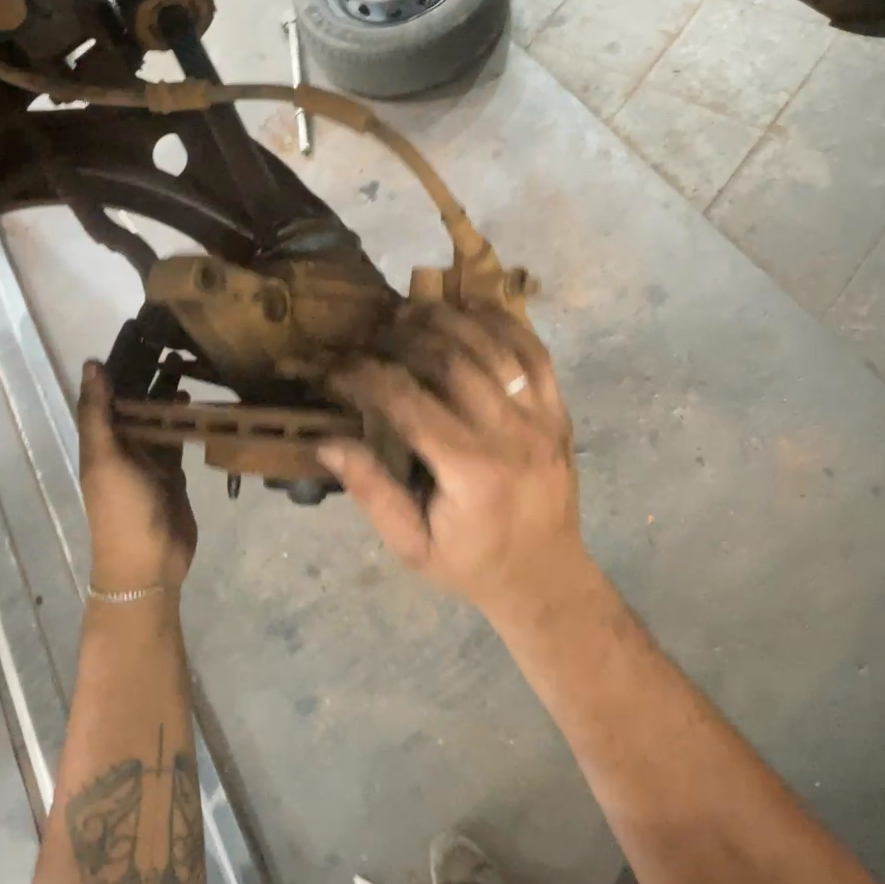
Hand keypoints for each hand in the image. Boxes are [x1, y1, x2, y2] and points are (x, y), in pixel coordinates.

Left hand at [77, 361, 196, 591]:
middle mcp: (121, 445)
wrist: (149, 563)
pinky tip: (194, 399)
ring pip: (156, 415)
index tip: (138, 329)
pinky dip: (183, 418)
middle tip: (171, 338)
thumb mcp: (104, 459)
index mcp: (100, 440)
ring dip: (166, 391)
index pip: (107, 391)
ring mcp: (148, 459)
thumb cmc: (123, 510)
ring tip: (185, 359)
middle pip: (133, 400)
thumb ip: (98, 413)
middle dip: (146, 371)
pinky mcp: (172, 472)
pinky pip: (176, 437)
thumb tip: (92, 364)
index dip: (118, 362)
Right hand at [319, 304, 586, 621]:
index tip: (335, 368)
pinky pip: (534, 352)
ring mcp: (542, 419)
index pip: (408, 402)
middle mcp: (510, 437)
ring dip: (448, 320)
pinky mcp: (558, 411)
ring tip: (409, 313)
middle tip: (371, 333)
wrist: (546, 577)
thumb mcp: (411, 544)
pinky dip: (501, 321)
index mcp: (470, 473)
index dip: (365, 376)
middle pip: (452, 361)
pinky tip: (469, 306)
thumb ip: (372, 491)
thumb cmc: (469, 564)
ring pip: (493, 346)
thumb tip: (326, 442)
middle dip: (404, 338)